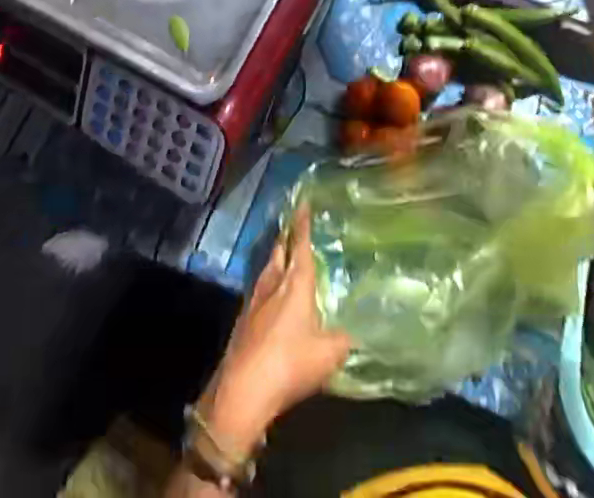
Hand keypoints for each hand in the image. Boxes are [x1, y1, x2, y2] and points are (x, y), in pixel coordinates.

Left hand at [196, 206, 351, 452]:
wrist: (243, 390)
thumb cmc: (290, 363)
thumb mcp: (330, 353)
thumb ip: (343, 338)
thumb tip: (350, 332)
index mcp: (295, 284)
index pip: (300, 245)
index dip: (303, 223)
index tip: (303, 203)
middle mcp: (272, 285)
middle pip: (279, 253)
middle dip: (287, 239)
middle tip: (296, 228)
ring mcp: (253, 302)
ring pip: (267, 271)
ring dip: (277, 261)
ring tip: (286, 257)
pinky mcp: (243, 321)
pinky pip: (260, 291)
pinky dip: (270, 285)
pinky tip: (274, 296)